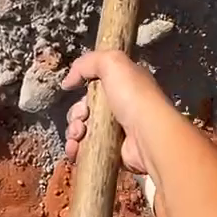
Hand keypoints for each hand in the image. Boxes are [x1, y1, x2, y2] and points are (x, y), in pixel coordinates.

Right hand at [61, 50, 177, 175]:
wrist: (147, 135)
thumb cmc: (133, 96)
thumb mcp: (112, 63)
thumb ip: (87, 63)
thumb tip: (68, 82)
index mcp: (123, 86)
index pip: (95, 86)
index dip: (83, 89)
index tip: (77, 91)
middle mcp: (121, 108)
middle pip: (85, 110)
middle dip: (76, 113)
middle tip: (82, 117)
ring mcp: (117, 132)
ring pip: (83, 131)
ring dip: (74, 132)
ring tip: (79, 134)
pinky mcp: (112, 153)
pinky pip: (86, 150)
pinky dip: (76, 150)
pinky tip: (76, 148)